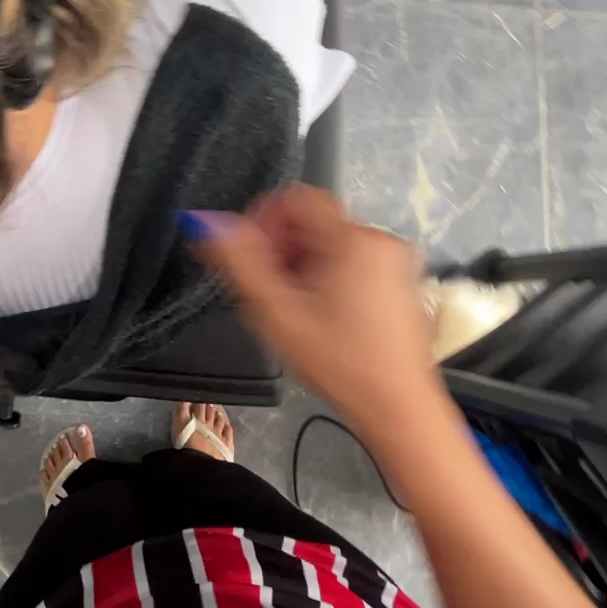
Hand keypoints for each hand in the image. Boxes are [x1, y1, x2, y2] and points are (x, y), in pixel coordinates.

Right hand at [189, 187, 448, 430]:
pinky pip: (354, 260)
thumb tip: (204, 222)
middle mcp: (379, 240)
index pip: (296, 198)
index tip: (254, 258)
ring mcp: (395, 262)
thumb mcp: (276, 313)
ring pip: (332, 243)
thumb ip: (237, 261)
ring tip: (297, 309)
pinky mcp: (402, 282)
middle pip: (313, 222)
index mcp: (352, 239)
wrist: (399, 409)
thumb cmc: (339, 362)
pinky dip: (331, 276)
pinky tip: (324, 316)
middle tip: (272, 291)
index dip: (265, 220)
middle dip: (284, 249)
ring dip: (305, 265)